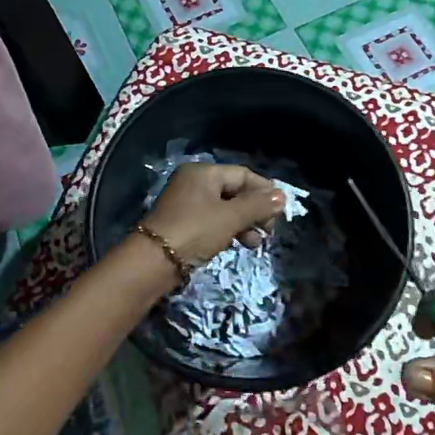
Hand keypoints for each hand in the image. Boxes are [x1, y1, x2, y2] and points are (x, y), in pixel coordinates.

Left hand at [140, 163, 286, 267]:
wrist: (152, 262)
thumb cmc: (195, 231)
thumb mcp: (231, 217)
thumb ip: (258, 206)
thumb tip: (282, 197)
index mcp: (203, 173)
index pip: (243, 175)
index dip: (264, 191)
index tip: (280, 211)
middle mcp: (194, 183)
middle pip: (235, 191)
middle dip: (255, 210)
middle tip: (269, 229)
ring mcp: (187, 204)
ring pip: (225, 208)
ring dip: (244, 223)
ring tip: (256, 242)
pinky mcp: (184, 224)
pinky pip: (214, 221)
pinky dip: (229, 230)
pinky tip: (239, 244)